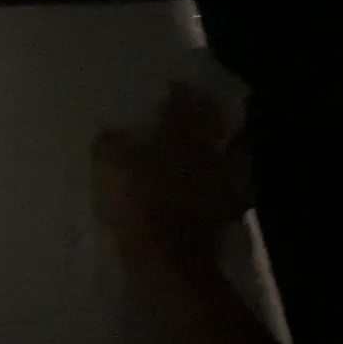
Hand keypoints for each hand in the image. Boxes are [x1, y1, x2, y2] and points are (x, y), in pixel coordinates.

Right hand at [93, 83, 251, 272]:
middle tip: (200, 106)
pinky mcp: (229, 211)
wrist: (169, 259)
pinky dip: (230, 182)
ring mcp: (225, 182)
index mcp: (180, 134)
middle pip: (216, 123)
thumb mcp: (108, 165)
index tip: (173, 84)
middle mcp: (209, 151)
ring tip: (218, 142)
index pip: (185, 101)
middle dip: (210, 112)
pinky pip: (235, 189)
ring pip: (235, 153)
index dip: (180, 91)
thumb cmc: (137, 203)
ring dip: (229, 144)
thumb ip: (111, 142)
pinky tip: (223, 184)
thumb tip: (115, 131)